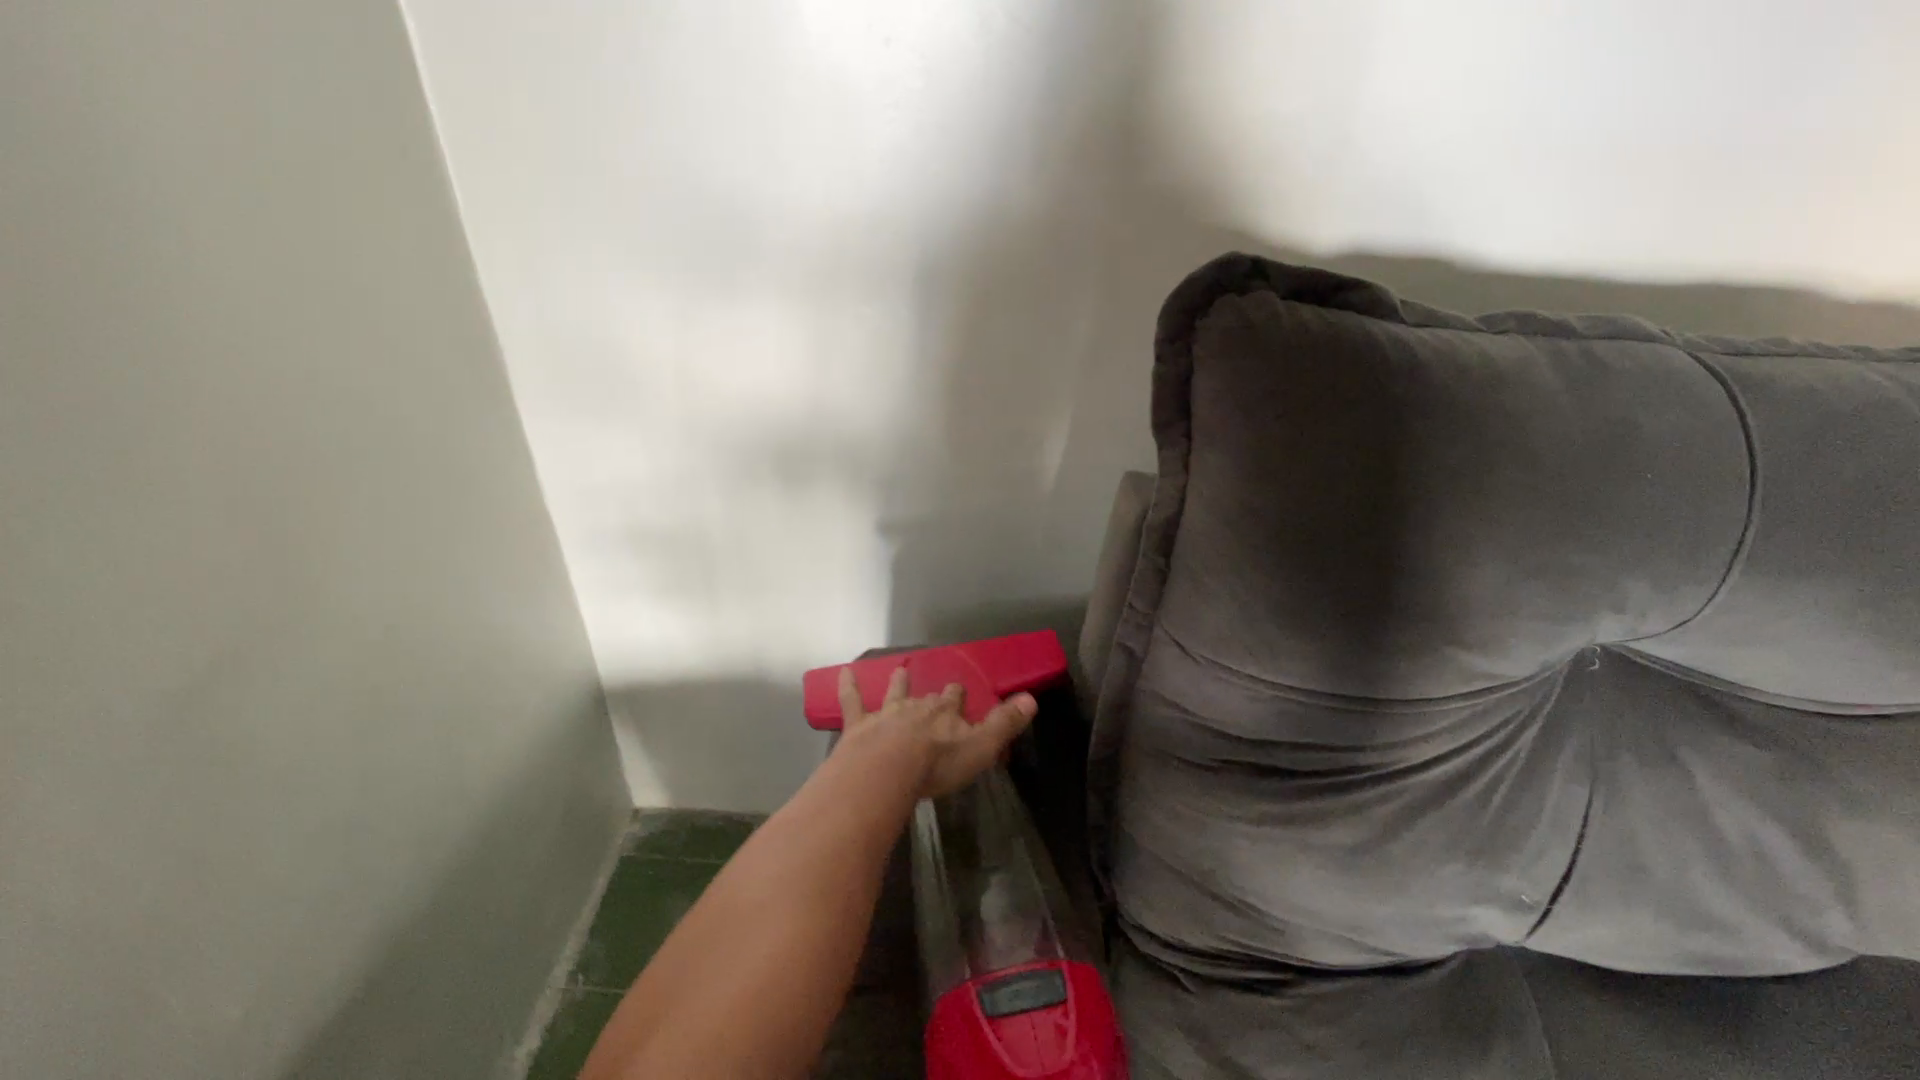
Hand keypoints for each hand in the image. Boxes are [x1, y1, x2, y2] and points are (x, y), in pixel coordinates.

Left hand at [836, 666, 1037, 798]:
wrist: (887, 770)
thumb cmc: (938, 764)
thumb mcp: (982, 747)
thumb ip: (1005, 724)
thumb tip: (1031, 699)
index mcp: (947, 713)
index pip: (956, 698)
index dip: (959, 697)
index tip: (960, 693)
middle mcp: (918, 706)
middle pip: (928, 696)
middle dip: (932, 694)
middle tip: (935, 692)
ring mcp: (886, 713)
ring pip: (894, 693)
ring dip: (897, 683)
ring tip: (900, 670)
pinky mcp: (859, 725)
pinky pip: (852, 701)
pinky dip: (848, 686)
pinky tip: (844, 672)